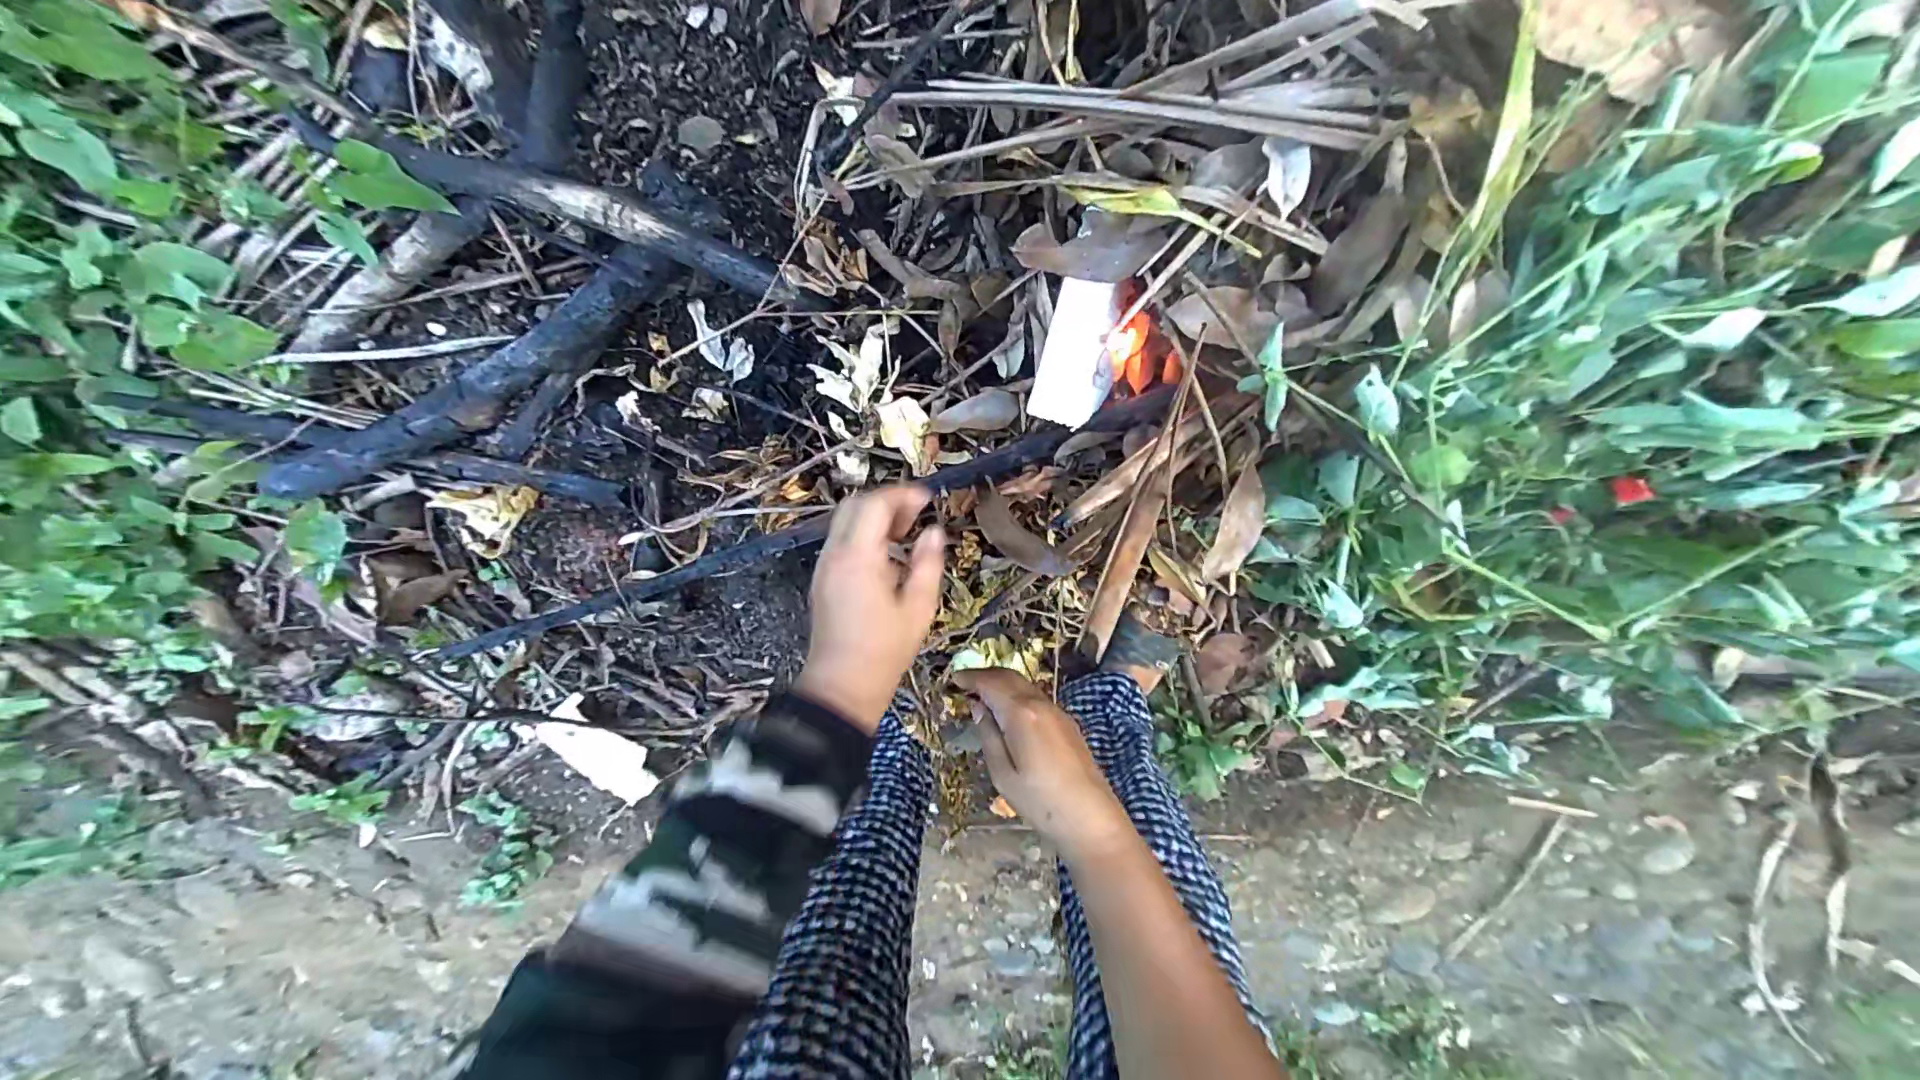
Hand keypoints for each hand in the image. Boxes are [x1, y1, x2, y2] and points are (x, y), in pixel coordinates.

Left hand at [793, 486, 945, 732]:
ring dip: (874, 517)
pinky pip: (841, 541)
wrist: (842, 685)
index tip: (928, 498)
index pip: (875, 505)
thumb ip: (928, 563)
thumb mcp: (919, 608)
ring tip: (905, 532)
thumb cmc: (884, 650)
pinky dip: (863, 535)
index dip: (903, 494)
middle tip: (917, 514)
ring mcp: (824, 566)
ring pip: (844, 521)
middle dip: (887, 501)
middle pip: (854, 505)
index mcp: (857, 558)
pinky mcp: (822, 579)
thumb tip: (935, 532)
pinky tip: (887, 555)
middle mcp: (834, 555)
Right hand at [953, 668, 1135, 861]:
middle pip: (1010, 677)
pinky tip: (1008, 711)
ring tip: (982, 696)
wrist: (1091, 819)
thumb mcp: (1003, 774)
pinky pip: (1036, 698)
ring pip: (1025, 686)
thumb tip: (979, 707)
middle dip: (985, 675)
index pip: (991, 683)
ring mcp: (1057, 712)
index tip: (954, 678)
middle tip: (965, 683)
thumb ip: (988, 735)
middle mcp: (1041, 704)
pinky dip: (1017, 695)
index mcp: (1022, 714)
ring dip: (1002, 683)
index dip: (971, 678)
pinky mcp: (1067, 723)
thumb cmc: (1040, 801)